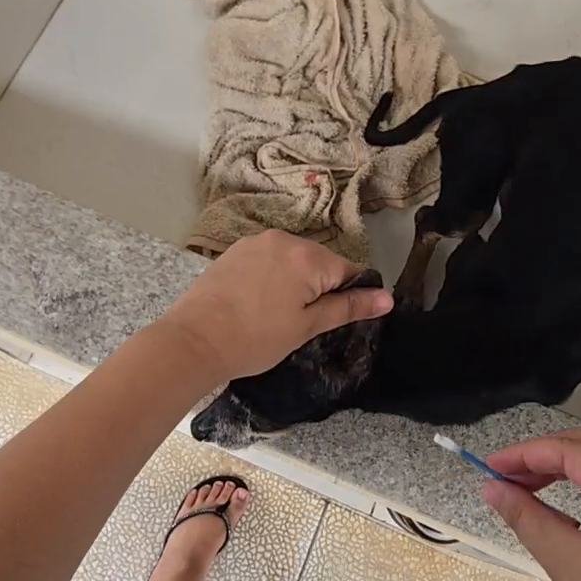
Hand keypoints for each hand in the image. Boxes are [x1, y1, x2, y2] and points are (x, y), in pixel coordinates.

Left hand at [152, 230, 392, 384]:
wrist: (193, 341)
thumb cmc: (255, 338)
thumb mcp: (307, 326)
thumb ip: (348, 307)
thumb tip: (387, 298)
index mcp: (307, 256)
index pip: (348, 271)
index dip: (348, 297)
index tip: (329, 321)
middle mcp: (283, 239)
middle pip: (318, 263)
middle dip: (318, 289)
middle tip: (299, 324)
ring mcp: (255, 242)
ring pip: (291, 261)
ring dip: (293, 283)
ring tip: (275, 316)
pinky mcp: (233, 251)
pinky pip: (266, 261)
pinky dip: (270, 279)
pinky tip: (255, 304)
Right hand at [482, 427, 580, 580]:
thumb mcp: (566, 564)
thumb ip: (526, 516)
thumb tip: (492, 487)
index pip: (578, 455)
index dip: (529, 454)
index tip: (492, 465)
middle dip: (551, 451)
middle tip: (510, 470)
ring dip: (574, 458)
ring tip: (533, 476)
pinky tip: (566, 491)